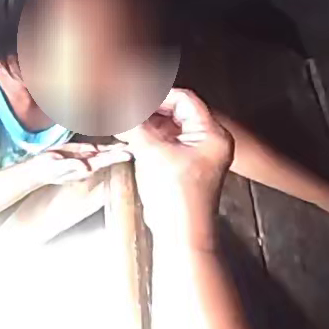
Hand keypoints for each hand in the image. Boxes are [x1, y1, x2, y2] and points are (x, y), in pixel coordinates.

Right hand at [28, 141, 132, 184]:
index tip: (129, 153)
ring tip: (131, 140)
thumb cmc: (48, 169)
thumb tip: (87, 168)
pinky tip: (113, 139)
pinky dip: (106, 144)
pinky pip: (96, 147)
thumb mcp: (58, 167)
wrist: (39, 170)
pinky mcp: (81, 152)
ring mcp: (86, 158)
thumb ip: (72, 166)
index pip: (105, 160)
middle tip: (137, 144)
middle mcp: (89, 162)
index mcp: (86, 166)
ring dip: (117, 146)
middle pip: (109, 156)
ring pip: (105, 151)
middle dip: (122, 151)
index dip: (117, 156)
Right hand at [117, 88, 234, 245]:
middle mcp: (207, 140)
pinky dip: (144, 133)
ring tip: (120, 118)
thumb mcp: (153, 153)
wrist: (180, 233)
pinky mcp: (180, 162)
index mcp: (211, 134)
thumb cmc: (177, 198)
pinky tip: (125, 132)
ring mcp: (194, 151)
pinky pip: (162, 138)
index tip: (131, 96)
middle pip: (174, 110)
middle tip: (123, 106)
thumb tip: (117, 104)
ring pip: (166, 124)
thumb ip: (134, 124)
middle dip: (146, 107)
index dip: (156, 95)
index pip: (183, 99)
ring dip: (143, 120)